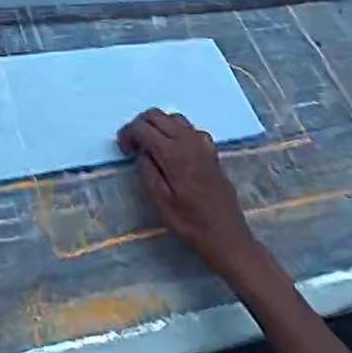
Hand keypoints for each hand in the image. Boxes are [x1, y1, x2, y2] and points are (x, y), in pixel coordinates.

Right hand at [118, 109, 259, 274]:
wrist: (227, 237)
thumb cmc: (190, 222)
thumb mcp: (160, 200)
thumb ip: (146, 170)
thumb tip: (141, 152)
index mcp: (174, 153)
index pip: (142, 128)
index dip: (127, 134)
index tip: (124, 150)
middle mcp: (189, 142)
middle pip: (157, 115)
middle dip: (140, 125)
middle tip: (133, 146)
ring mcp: (203, 145)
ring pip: (173, 118)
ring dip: (157, 126)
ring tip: (151, 147)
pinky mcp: (211, 152)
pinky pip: (189, 129)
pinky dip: (175, 131)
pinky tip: (173, 150)